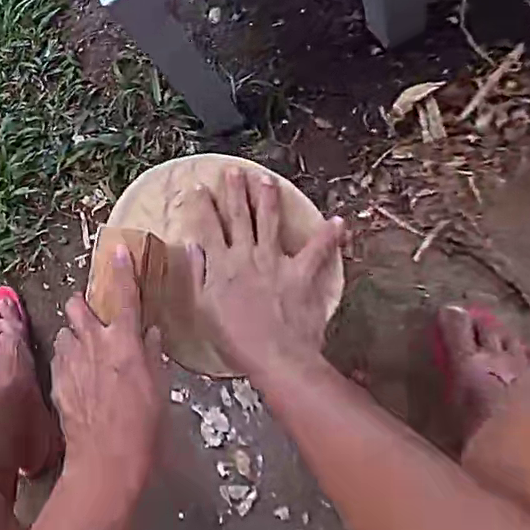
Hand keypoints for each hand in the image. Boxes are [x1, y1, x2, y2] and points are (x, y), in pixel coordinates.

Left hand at [51, 245, 165, 503]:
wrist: (104, 462)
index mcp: (124, 339)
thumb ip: (152, 354)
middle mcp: (94, 340)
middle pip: (78, 304)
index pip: (125, 295)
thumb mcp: (160, 388)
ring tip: (84, 354)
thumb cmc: (142, 426)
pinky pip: (59, 357)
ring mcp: (71, 358)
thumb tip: (149, 333)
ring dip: (73, 336)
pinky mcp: (56, 378)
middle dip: (83, 306)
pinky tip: (76, 377)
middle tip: (92, 318)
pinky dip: (67, 360)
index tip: (118, 250)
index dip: (123, 270)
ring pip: (65, 330)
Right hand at [186, 165, 344, 377]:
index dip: (202, 204)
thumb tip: (193, 244)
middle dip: (235, 190)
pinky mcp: (300, 273)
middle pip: (239, 215)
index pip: (208, 226)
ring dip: (267, 198)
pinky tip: (337, 222)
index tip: (198, 186)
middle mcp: (247, 255)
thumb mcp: (204, 308)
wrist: (276, 358)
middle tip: (234, 170)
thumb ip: (198, 273)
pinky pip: (317, 251)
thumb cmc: (236, 340)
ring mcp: (275, 261)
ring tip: (266, 179)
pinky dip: (328, 236)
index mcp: (222, 264)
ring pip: (269, 221)